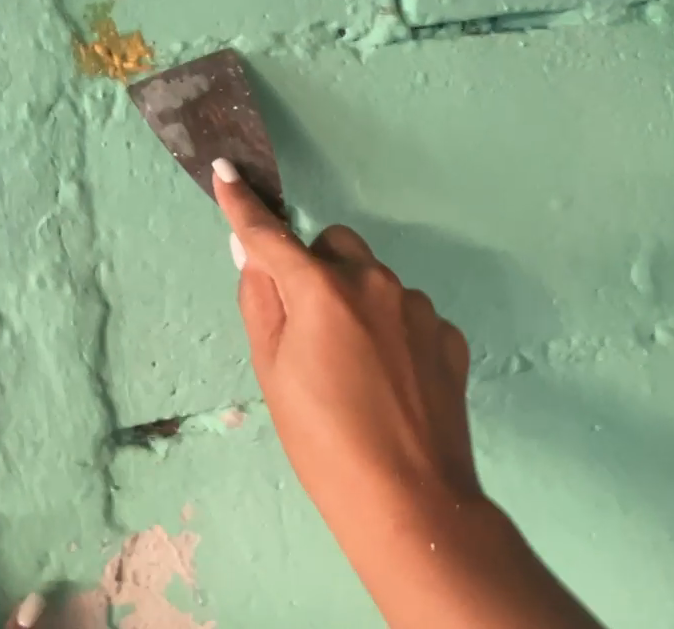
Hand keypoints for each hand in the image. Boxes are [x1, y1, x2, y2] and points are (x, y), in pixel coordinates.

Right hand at [212, 158, 601, 628]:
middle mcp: (373, 282)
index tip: (226, 170)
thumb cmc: (320, 438)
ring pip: (372, 277)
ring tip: (352, 363)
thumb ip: (259, 298)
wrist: (410, 503)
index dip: (242, 203)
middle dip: (314, 266)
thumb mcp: (271, 368)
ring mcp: (417, 307)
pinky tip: (388, 375)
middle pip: (332, 245)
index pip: (269, 234)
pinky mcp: (447, 334)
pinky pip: (405, 310)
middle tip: (306, 321)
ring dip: (353, 297)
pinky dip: (388, 325)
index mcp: (321, 288)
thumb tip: (250, 251)